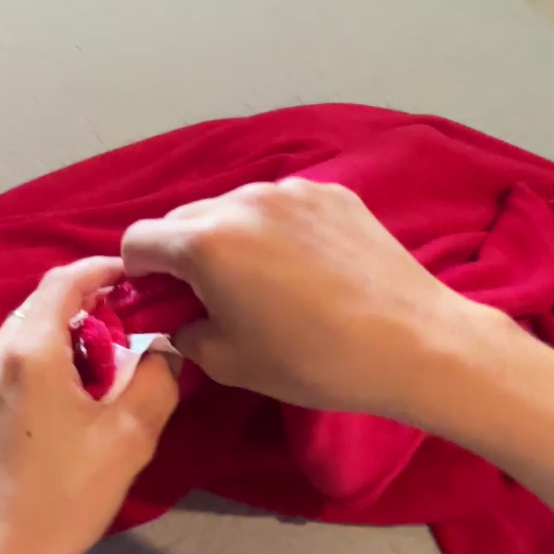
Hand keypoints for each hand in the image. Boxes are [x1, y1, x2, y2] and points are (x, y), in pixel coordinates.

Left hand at [0, 257, 178, 553]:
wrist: (4, 553)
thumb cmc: (69, 494)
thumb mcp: (130, 435)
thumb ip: (155, 377)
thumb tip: (163, 347)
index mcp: (28, 350)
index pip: (63, 281)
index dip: (101, 270)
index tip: (133, 279)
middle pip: (41, 302)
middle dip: (86, 305)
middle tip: (126, 330)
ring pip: (23, 328)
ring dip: (62, 332)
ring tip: (99, 365)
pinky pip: (8, 356)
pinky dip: (39, 354)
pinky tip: (63, 390)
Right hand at [119, 178, 505, 424]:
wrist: (417, 345)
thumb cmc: (312, 360)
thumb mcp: (227, 363)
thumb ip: (181, 332)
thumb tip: (177, 318)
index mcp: (204, 242)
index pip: (136, 240)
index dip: (138, 273)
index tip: (160, 299)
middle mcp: (239, 202)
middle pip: (180, 219)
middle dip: (180, 253)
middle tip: (210, 293)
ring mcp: (288, 191)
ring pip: (229, 208)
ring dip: (226, 237)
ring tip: (264, 277)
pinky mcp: (329, 191)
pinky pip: (277, 205)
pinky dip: (272, 229)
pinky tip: (305, 264)